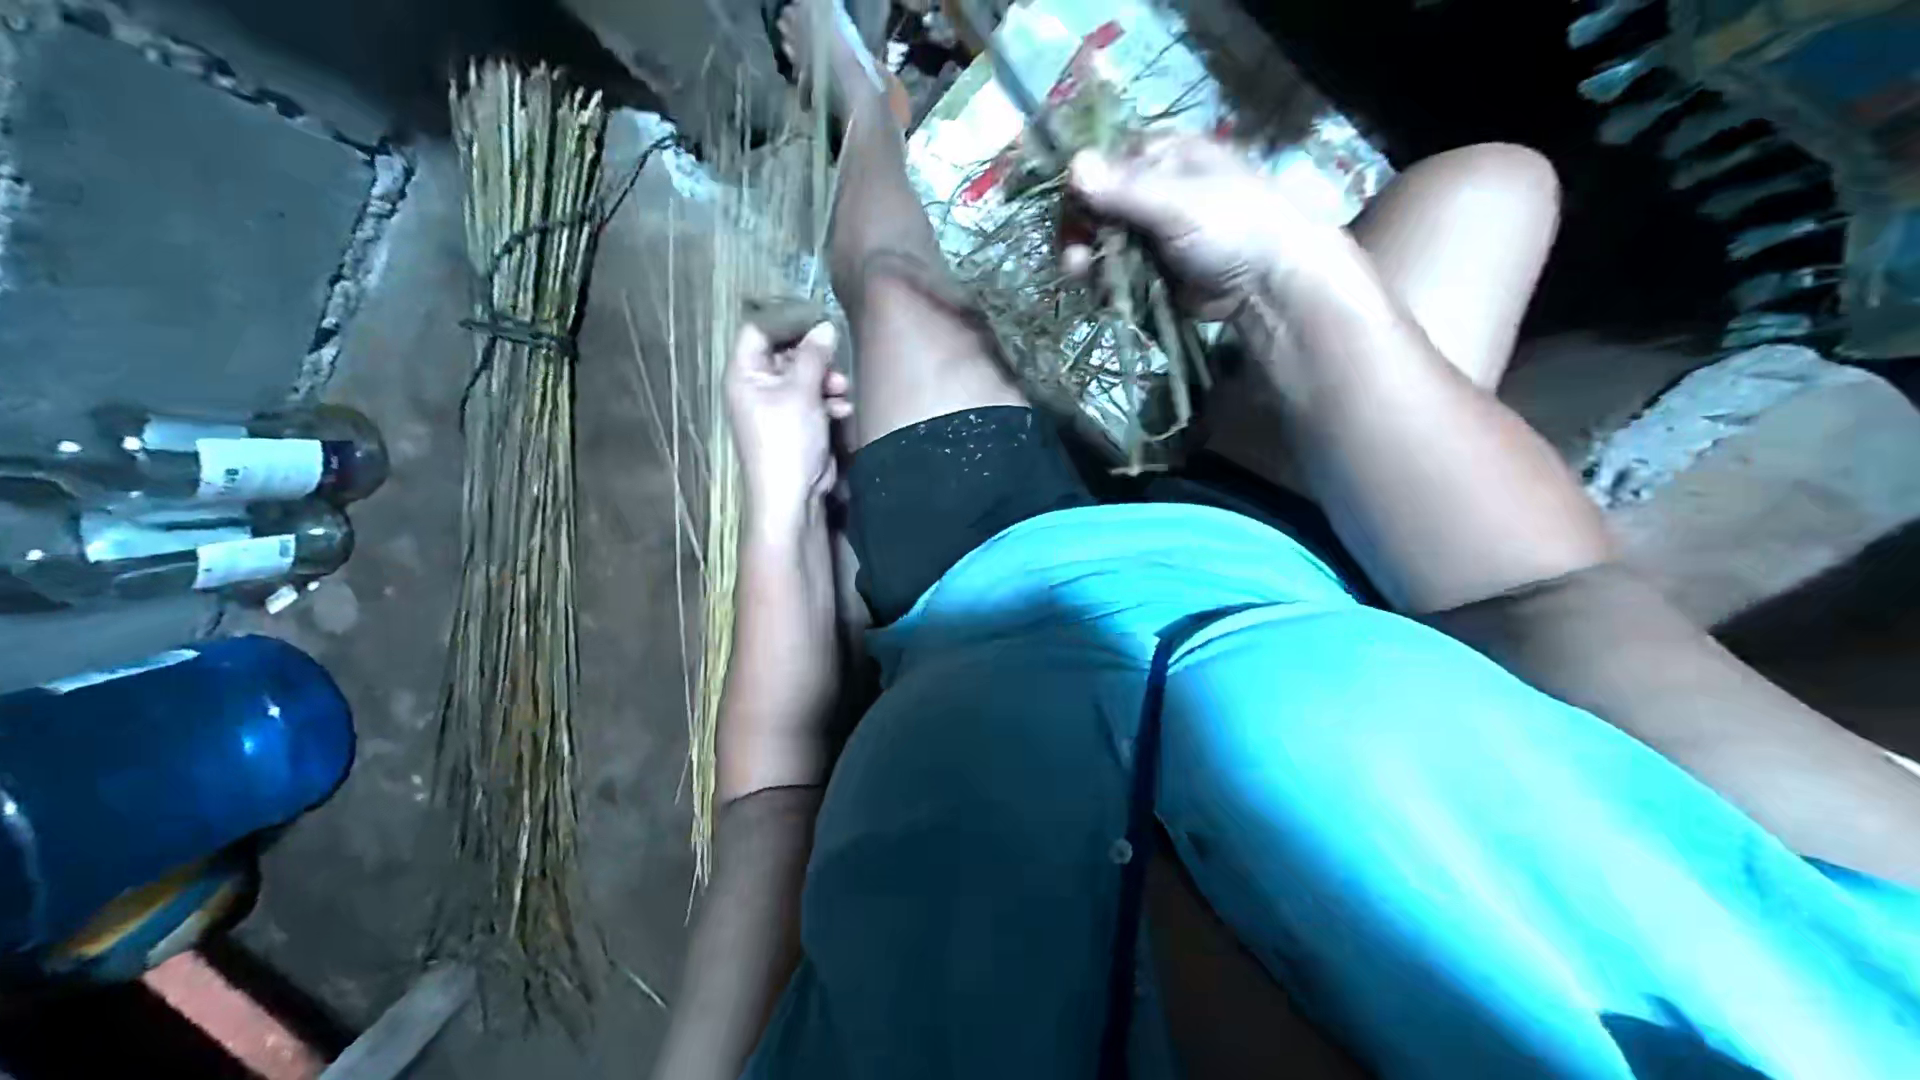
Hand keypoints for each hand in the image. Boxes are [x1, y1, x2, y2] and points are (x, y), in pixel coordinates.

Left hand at [725, 321, 852, 529]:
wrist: (791, 496)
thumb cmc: (787, 439)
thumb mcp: (801, 391)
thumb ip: (814, 355)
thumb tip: (825, 327)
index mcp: (745, 374)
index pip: (759, 331)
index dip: (787, 322)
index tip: (818, 318)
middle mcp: (757, 387)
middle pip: (786, 354)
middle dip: (814, 357)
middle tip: (835, 360)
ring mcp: (777, 407)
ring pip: (804, 378)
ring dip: (826, 381)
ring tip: (841, 390)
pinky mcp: (796, 424)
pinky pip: (812, 401)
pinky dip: (827, 402)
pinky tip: (842, 410)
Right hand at [1064, 136, 1365, 319]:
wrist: (1265, 284)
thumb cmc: (1230, 227)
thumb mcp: (1177, 204)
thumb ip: (1124, 190)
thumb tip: (1072, 164)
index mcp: (1162, 157)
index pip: (1104, 165)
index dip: (1081, 190)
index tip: (1070, 216)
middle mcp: (1150, 189)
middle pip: (1096, 207)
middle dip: (1080, 232)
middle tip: (1074, 259)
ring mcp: (1149, 232)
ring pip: (1100, 242)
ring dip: (1087, 259)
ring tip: (1082, 276)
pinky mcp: (1149, 267)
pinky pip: (1113, 270)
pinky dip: (1103, 281)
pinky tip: (1101, 291)